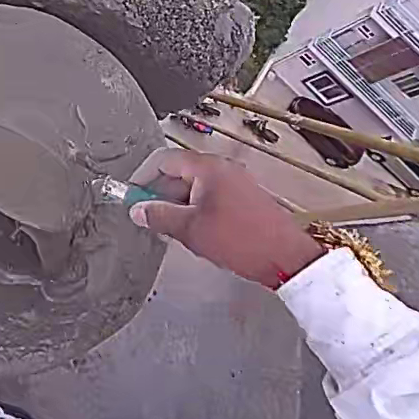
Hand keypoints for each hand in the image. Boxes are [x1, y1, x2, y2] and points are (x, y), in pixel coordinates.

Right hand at [127, 148, 324, 287]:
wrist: (286, 258)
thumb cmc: (242, 239)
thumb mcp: (190, 229)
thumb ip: (159, 216)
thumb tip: (137, 211)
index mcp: (207, 167)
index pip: (163, 159)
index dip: (142, 177)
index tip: (132, 196)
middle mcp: (222, 168)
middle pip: (178, 172)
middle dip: (160, 194)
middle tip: (150, 217)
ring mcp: (235, 181)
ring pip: (194, 186)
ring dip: (177, 204)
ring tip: (173, 230)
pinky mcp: (244, 198)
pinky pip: (210, 196)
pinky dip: (195, 209)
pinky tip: (195, 232)